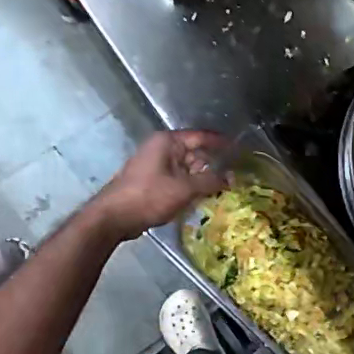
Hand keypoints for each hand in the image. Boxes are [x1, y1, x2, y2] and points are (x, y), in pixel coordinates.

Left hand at [90, 130, 228, 239]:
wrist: (114, 217)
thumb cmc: (149, 196)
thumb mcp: (184, 188)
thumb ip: (210, 181)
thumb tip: (231, 178)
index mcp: (167, 142)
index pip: (200, 136)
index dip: (221, 143)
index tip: (239, 149)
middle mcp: (161, 149)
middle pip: (194, 153)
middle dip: (213, 165)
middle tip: (234, 176)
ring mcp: (155, 165)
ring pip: (186, 168)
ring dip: (202, 179)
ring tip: (223, 189)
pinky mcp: (152, 181)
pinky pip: (177, 179)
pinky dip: (189, 186)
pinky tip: (202, 198)